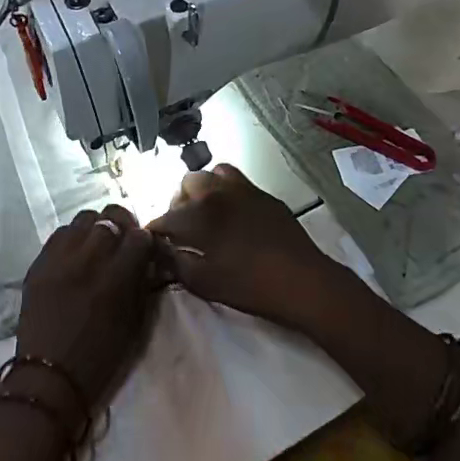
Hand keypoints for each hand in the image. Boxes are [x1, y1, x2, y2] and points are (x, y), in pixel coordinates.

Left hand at [11, 206, 157, 413]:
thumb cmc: (100, 359)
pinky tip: (77, 253)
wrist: (48, 377)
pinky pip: (60, 233)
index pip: (139, 237)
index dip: (146, 240)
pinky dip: (73, 237)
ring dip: (97, 227)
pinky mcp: (38, 262)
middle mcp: (87, 261)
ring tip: (99, 244)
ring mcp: (58, 259)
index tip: (146, 249)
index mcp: (115, 281)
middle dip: (123, 225)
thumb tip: (147, 259)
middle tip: (124, 241)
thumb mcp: (134, 325)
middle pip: (110, 218)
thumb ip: (141, 285)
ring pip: (83, 219)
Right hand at [148, 164, 346, 330]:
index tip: (155, 243)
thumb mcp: (203, 282)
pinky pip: (236, 180)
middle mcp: (216, 193)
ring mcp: (242, 189)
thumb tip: (158, 251)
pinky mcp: (263, 194)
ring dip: (203, 190)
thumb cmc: (249, 286)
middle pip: (185, 186)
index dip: (156, 231)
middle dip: (178, 204)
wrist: (303, 282)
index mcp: (198, 215)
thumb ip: (174, 263)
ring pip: (211, 174)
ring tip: (207, 212)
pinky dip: (226, 190)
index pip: (164, 218)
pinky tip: (232, 212)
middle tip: (183, 229)